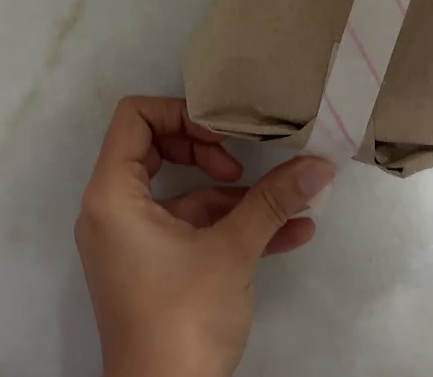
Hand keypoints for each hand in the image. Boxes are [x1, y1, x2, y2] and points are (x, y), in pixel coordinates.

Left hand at [75, 96, 335, 376]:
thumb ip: (271, 202)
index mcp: (112, 193)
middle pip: (154, 147)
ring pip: (180, 192)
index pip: (134, 117)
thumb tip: (320, 165)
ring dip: (232, 194)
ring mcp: (130, 239)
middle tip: (241, 165)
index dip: (180, 114)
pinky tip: (288, 233)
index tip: (222, 137)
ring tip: (287, 202)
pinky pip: (186, 228)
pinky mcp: (149, 266)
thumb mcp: (231, 252)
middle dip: (206, 151)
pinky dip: (226, 225)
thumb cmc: (183, 318)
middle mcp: (112, 208)